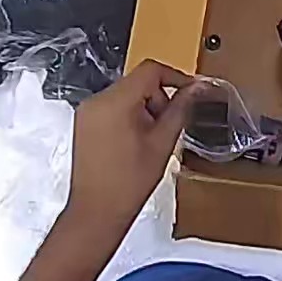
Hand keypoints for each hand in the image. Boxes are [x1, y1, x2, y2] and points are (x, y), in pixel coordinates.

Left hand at [65, 59, 201, 233]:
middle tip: (168, 126)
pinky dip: (130, 116)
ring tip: (152, 138)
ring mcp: (87, 111)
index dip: (175, 77)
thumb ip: (181, 109)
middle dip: (159, 98)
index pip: (150, 70)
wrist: (97, 210)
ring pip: (126, 94)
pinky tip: (137, 142)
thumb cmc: (130, 181)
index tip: (192, 91)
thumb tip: (197, 88)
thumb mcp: (163, 142)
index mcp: (116, 102)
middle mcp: (97, 101)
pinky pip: (113, 107)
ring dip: (146, 108)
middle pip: (138, 82)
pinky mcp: (84, 123)